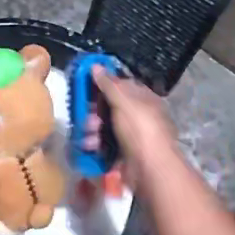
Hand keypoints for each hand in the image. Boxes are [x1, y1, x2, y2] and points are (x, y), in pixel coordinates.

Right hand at [81, 68, 178, 190]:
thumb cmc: (140, 129)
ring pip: (106, 128)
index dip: (104, 85)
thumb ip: (108, 84)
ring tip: (87, 137)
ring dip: (92, 130)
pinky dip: (96, 146)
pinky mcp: (124, 154)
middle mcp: (139, 116)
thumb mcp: (123, 101)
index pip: (122, 86)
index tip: (85, 86)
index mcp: (144, 99)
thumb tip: (96, 66)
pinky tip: (89, 148)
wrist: (151, 169)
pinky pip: (105, 145)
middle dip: (94, 112)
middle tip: (84, 116)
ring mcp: (132, 136)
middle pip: (111, 108)